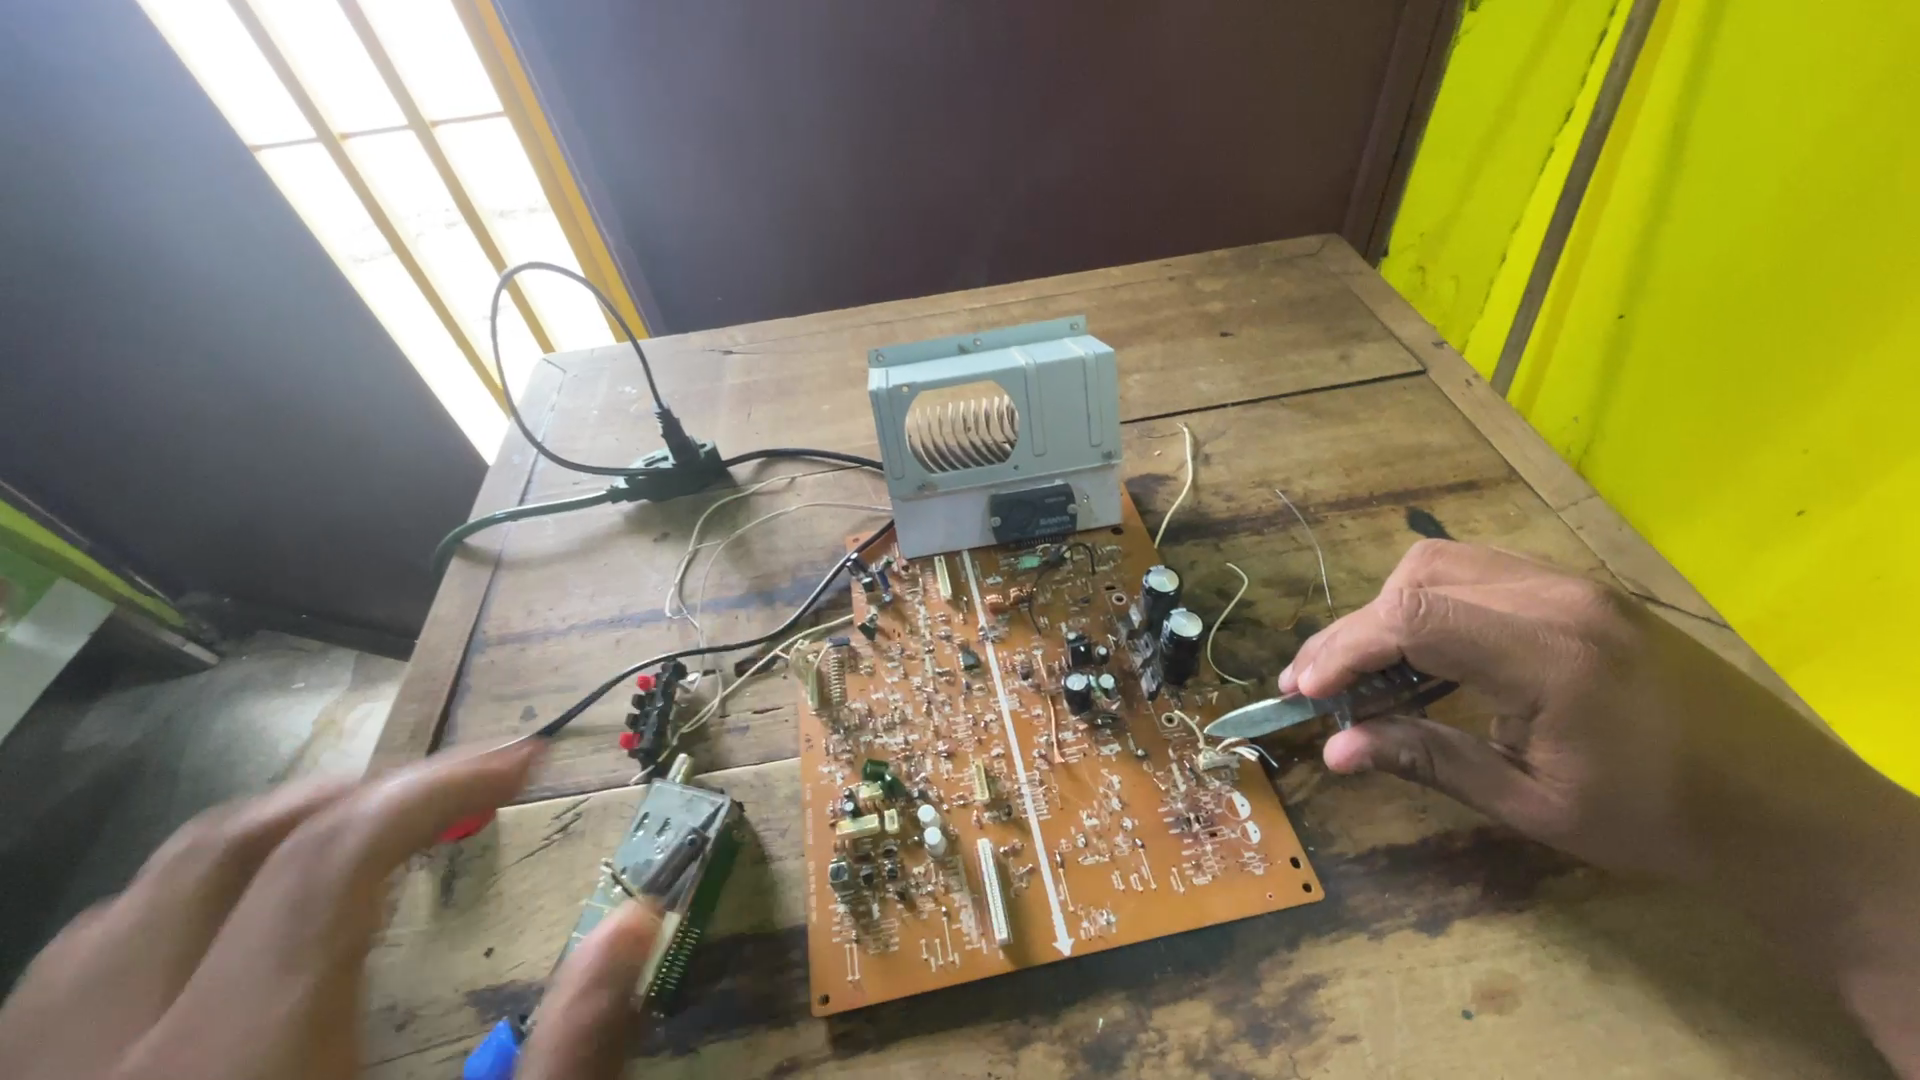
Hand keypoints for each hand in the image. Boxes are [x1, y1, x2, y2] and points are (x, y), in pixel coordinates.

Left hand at [0, 741, 657, 1079]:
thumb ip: (574, 1053)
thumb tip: (639, 922)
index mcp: (239, 1057)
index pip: (338, 852)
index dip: (439, 783)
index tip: (524, 764)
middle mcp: (113, 1056)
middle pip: (231, 847)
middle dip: (363, 795)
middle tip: (460, 793)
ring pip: (138, 898)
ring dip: (271, 842)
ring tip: (367, 839)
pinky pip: (78, 974)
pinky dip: (183, 912)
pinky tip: (243, 936)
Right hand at [1286, 539, 1919, 1071]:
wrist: (1784, 807)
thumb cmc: (1657, 820)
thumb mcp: (1532, 803)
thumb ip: (1427, 760)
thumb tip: (1333, 751)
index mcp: (1552, 654)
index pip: (1414, 619)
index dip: (1344, 650)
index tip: (1305, 693)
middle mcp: (1557, 597)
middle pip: (1417, 579)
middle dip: (1353, 632)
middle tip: (1319, 686)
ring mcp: (1571, 584)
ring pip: (1440, 562)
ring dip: (1386, 610)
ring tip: (1361, 667)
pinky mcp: (1577, 587)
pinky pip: (1476, 568)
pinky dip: (1427, 599)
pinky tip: (1420, 647)